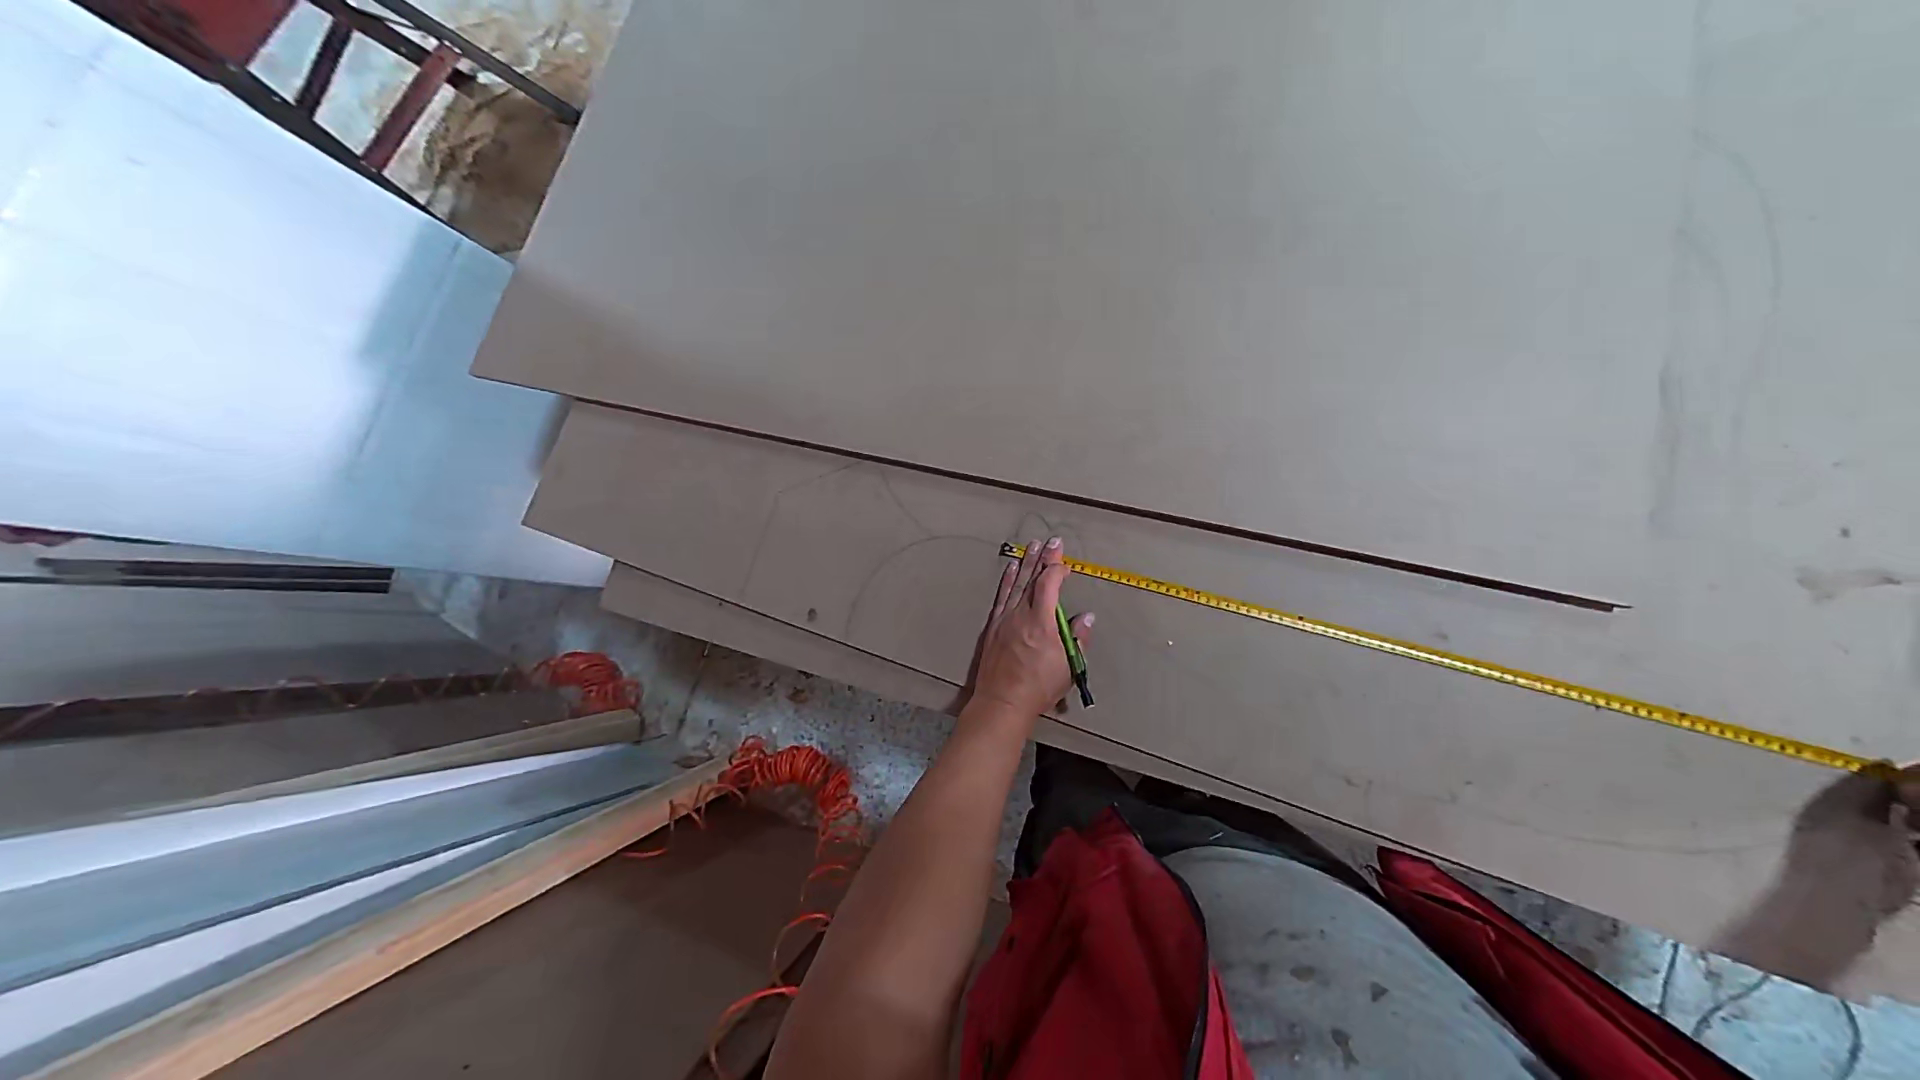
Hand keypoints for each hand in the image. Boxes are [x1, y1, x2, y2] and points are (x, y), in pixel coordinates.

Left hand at [966, 537, 1093, 721]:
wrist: (1001, 703)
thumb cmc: (1037, 689)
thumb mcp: (1068, 667)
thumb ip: (1078, 639)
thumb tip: (1086, 618)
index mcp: (1041, 623)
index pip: (1050, 585)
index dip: (1058, 570)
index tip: (1066, 564)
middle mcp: (1021, 616)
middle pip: (1033, 579)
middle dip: (1044, 558)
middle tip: (1051, 541)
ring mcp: (1005, 619)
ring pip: (1017, 584)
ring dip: (1026, 563)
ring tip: (1032, 546)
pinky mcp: (994, 627)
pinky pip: (1002, 596)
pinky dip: (1007, 580)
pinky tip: (1011, 569)